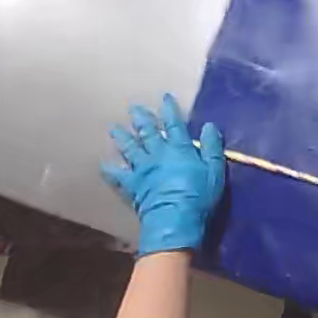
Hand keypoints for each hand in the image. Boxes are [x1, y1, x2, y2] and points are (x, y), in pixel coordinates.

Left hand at [102, 94, 226, 256]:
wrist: (175, 219)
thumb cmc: (199, 196)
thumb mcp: (214, 171)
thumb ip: (212, 147)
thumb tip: (209, 126)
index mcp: (179, 149)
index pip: (174, 124)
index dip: (169, 110)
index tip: (165, 97)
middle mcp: (158, 154)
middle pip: (148, 132)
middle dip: (141, 118)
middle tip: (133, 108)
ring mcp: (142, 170)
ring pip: (129, 148)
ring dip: (122, 137)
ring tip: (114, 128)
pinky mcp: (132, 186)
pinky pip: (117, 176)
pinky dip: (109, 169)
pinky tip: (103, 164)